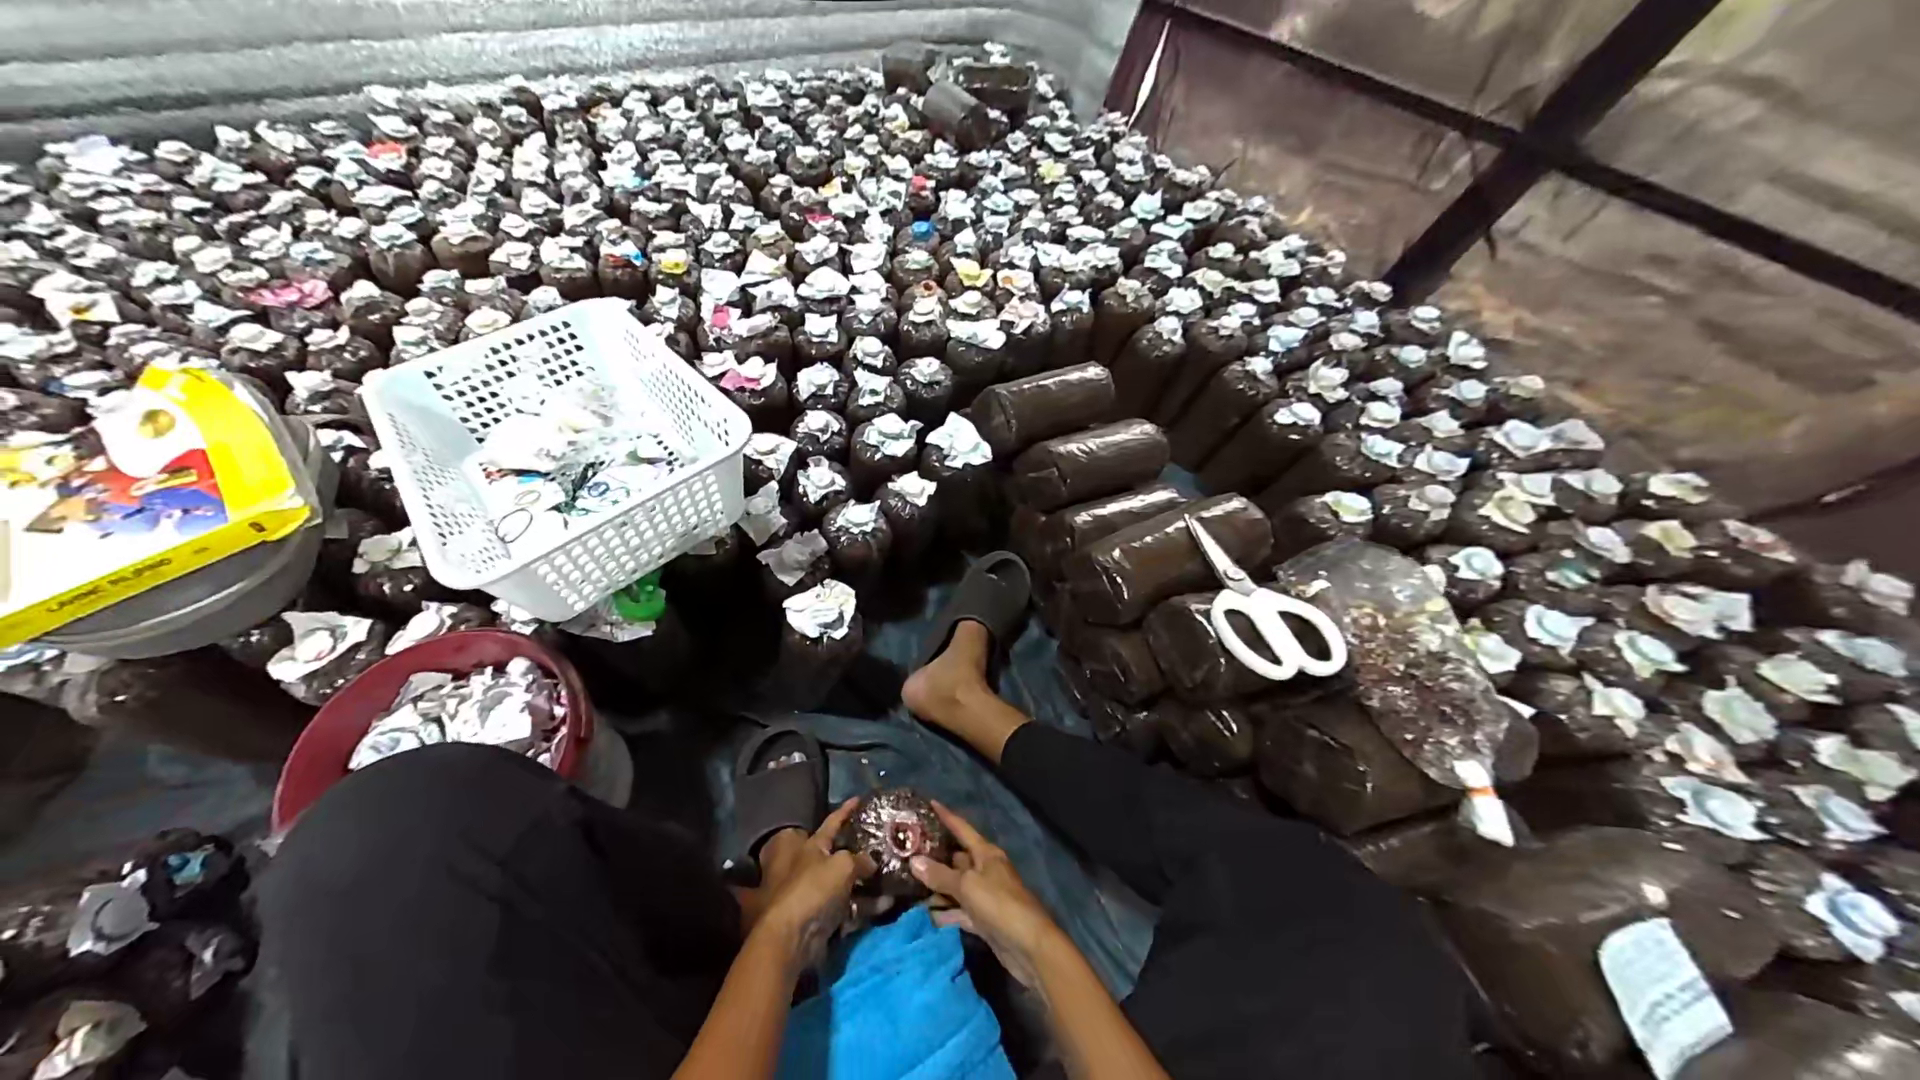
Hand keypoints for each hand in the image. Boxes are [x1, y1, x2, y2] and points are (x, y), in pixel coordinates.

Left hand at [756, 798, 875, 973]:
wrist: (791, 936)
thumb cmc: (813, 888)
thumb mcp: (842, 865)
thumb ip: (860, 859)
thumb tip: (870, 862)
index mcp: (811, 845)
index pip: (832, 822)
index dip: (846, 810)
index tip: (859, 799)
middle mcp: (811, 865)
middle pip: (839, 854)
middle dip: (862, 852)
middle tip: (884, 847)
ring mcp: (816, 892)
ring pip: (848, 882)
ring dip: (868, 883)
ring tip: (893, 879)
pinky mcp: (823, 916)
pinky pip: (848, 906)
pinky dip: (865, 906)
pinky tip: (885, 905)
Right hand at [911, 800, 1063, 987]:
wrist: (1029, 945)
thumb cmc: (1000, 904)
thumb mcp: (968, 886)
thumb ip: (941, 875)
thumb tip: (914, 860)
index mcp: (986, 854)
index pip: (963, 829)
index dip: (947, 816)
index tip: (929, 804)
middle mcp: (986, 870)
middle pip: (957, 858)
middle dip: (935, 856)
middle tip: (907, 852)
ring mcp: (985, 895)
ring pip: (956, 886)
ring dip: (937, 886)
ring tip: (908, 883)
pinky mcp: (983, 919)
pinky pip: (959, 910)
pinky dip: (945, 912)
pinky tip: (926, 914)